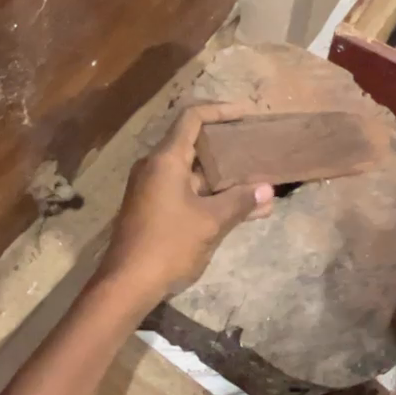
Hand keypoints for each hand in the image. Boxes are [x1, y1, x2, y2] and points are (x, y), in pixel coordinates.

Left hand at [97, 103, 273, 300]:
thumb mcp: (210, 222)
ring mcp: (152, 189)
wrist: (127, 284)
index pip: (192, 118)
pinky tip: (241, 208)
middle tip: (255, 146)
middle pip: (193, 143)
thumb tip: (268, 189)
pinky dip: (211, 194)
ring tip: (258, 180)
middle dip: (226, 146)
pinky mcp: (153, 209)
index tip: (246, 114)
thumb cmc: (168, 245)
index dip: (220, 110)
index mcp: (165, 159)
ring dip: (223, 176)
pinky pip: (186, 191)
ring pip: (193, 172)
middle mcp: (155, 167)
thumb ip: (240, 202)